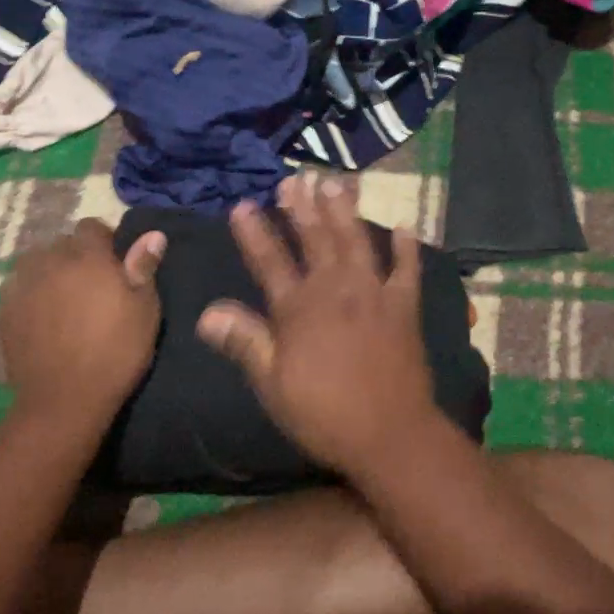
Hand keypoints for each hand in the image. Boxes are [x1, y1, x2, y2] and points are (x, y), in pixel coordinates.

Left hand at [0, 219, 165, 423]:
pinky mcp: (6, 310)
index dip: (104, 242)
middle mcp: (51, 261)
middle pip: (63, 245)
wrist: (64, 400)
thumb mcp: (144, 311)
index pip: (91, 227)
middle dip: (77, 258)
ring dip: (51, 273)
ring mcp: (23, 285)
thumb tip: (152, 233)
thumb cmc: (115, 353)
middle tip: (91, 287)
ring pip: (37, 264)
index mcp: (88, 257)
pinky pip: (20, 289)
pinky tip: (43, 319)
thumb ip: (144, 268)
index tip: (114, 265)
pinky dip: (32, 295)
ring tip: (63, 300)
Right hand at [198, 176, 439, 475]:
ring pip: (356, 242)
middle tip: (295, 178)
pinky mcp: (404, 308)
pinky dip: (406, 248)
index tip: (243, 205)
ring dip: (345, 211)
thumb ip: (244, 342)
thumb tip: (207, 313)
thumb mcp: (272, 384)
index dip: (255, 233)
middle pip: (315, 240)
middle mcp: (335, 291)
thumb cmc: (324, 413)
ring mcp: (373, 295)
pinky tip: (405, 226)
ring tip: (336, 184)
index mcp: (298, 309)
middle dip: (302, 207)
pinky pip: (406, 270)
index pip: (270, 262)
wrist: (391, 434)